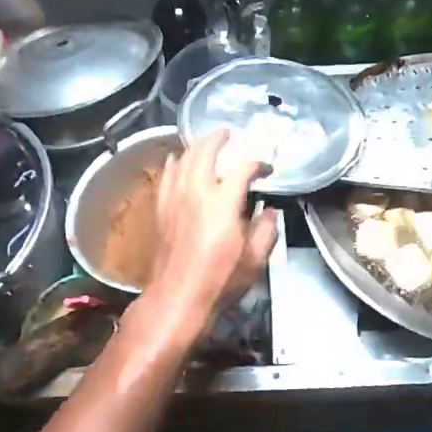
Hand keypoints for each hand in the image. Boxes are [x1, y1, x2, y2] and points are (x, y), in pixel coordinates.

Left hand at [136, 129, 278, 337]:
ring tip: (205, 144)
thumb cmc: (220, 280)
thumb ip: (267, 231)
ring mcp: (174, 198)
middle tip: (228, 134)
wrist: (178, 297)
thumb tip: (271, 213)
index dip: (258, 163)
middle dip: (218, 139)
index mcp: (224, 201)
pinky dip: (174, 164)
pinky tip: (177, 162)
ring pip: (183, 159)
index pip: (243, 168)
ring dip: (196, 147)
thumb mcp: (255, 259)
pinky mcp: (161, 209)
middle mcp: (196, 191)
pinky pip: (166, 176)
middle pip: (205, 151)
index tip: (266, 169)